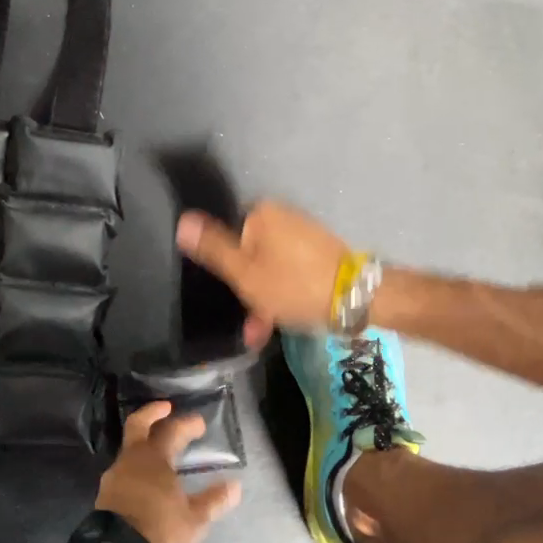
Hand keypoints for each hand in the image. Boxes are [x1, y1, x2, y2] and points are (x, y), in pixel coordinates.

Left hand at [96, 402, 241, 542]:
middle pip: (138, 423)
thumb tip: (235, 485)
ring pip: (129, 446)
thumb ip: (214, 500)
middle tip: (166, 407)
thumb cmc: (161, 529)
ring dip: (143, 440)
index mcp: (155, 458)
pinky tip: (142, 476)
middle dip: (152, 412)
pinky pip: (122, 466)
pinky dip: (134, 462)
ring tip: (156, 447)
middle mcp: (132, 457)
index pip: (172, 431)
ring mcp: (116, 472)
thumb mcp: (195, 519)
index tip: (200, 422)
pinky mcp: (107, 489)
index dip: (187, 424)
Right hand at [176, 201, 350, 342]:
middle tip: (251, 320)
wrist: (359, 300)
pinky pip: (289, 270)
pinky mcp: (319, 252)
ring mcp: (303, 233)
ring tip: (263, 329)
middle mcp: (282, 215)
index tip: (230, 294)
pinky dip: (283, 291)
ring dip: (263, 296)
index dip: (225, 266)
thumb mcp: (245, 273)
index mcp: (261, 213)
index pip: (228, 234)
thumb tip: (183, 220)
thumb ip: (213, 248)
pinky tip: (282, 318)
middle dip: (247, 287)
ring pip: (269, 265)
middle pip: (249, 252)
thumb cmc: (294, 285)